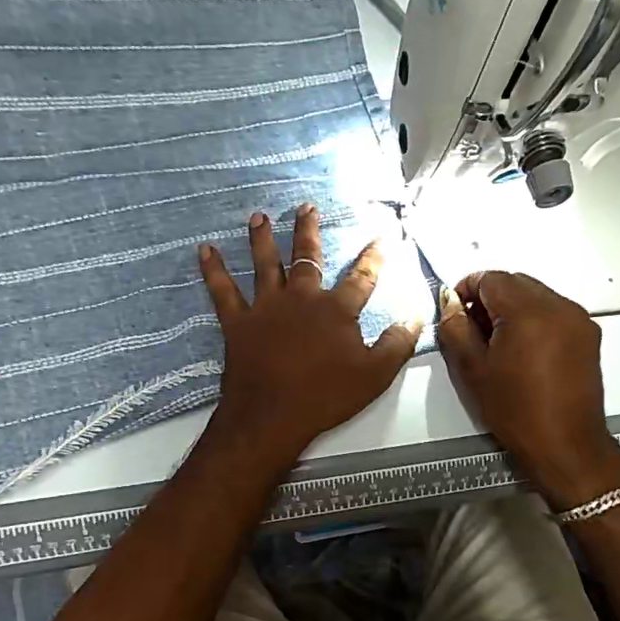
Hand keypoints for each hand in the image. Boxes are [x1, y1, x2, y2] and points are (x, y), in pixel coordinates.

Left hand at [199, 205, 421, 466]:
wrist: (272, 414)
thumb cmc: (325, 396)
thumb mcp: (375, 375)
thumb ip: (397, 344)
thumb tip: (415, 317)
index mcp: (336, 310)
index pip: (360, 277)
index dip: (373, 257)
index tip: (382, 237)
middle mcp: (301, 298)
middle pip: (306, 256)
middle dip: (308, 229)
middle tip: (306, 206)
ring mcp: (266, 306)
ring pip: (264, 263)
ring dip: (261, 238)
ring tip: (259, 216)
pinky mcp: (238, 321)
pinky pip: (222, 290)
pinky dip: (213, 270)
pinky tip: (204, 250)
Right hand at [435, 271, 619, 506]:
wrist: (565, 445)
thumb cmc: (513, 409)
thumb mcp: (472, 368)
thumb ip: (455, 327)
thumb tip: (450, 302)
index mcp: (528, 312)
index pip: (491, 278)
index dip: (466, 288)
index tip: (454, 311)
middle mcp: (559, 306)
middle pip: (515, 282)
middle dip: (489, 297)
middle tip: (472, 328)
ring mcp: (578, 319)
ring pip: (535, 294)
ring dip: (511, 306)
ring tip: (497, 341)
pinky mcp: (588, 334)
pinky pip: (553, 310)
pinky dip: (532, 318)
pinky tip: (521, 349)